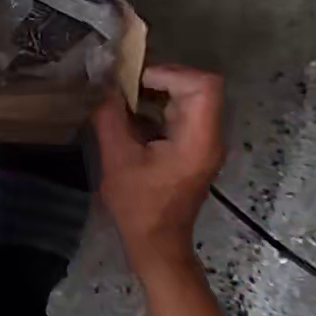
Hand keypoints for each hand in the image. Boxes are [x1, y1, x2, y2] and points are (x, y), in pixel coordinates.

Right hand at [92, 64, 225, 260]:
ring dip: (160, 90)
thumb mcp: (117, 159)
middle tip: (128, 85)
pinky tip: (134, 114)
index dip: (171, 73)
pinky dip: (160, 104)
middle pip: (200, 86)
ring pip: (193, 96)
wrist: (157, 242)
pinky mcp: (196, 146)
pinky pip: (185, 111)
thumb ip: (111, 117)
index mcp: (198, 139)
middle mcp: (211, 136)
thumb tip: (105, 85)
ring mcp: (206, 141)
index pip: (204, 85)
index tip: (137, 81)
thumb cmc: (138, 205)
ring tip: (127, 97)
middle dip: (163, 78)